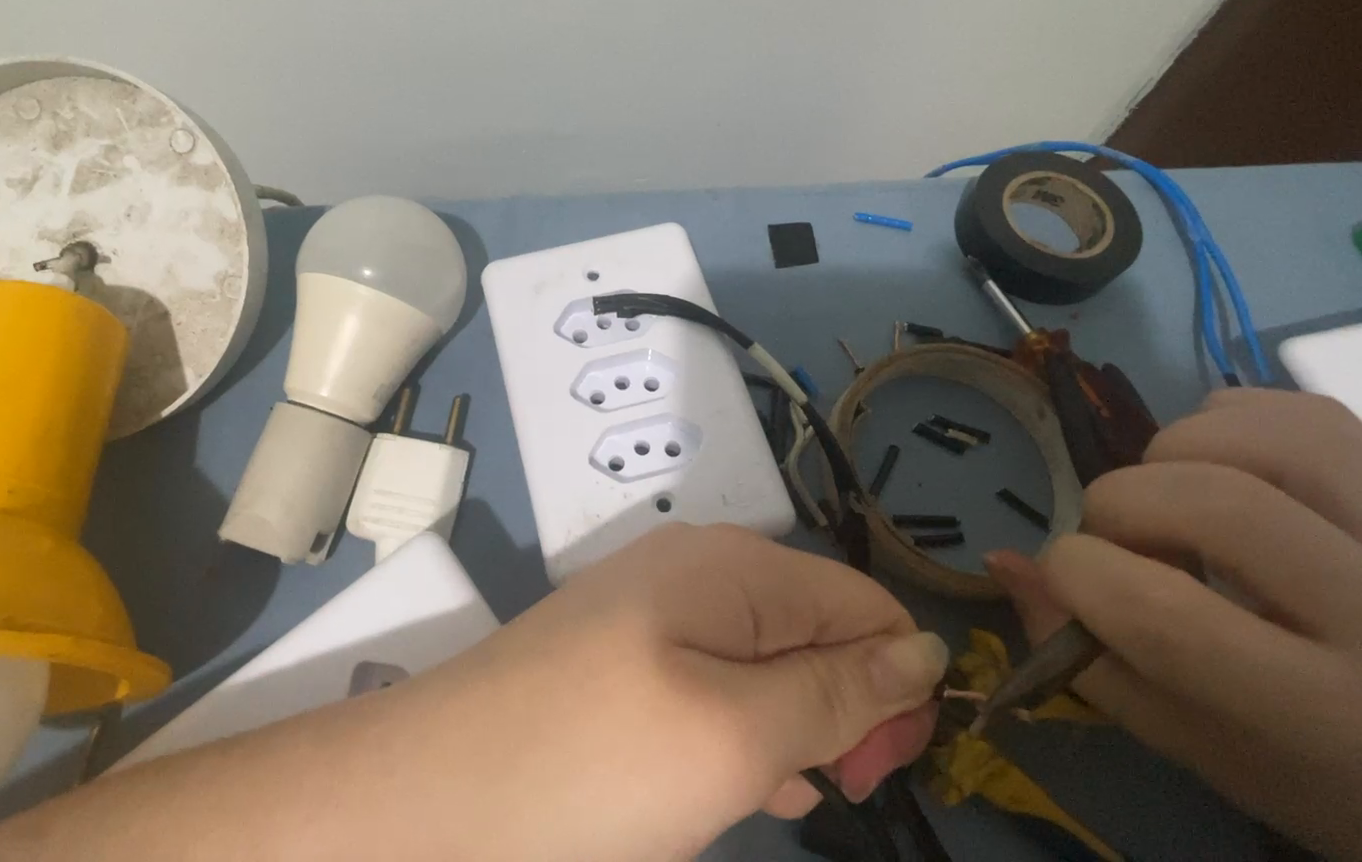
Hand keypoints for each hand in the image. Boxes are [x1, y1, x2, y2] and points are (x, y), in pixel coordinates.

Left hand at [396, 522, 947, 859]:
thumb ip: (836, 692)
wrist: (437, 788)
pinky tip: (729, 784)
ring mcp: (654, 609)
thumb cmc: (597, 759)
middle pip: (815, 630)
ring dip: (787, 730)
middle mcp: (698, 570)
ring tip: (761, 794)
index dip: (893, 684)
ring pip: (765, 663)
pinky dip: (737, 731)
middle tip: (813, 789)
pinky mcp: (624, 654)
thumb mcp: (736, 734)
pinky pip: (712, 681)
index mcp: (734, 566)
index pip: (862, 604)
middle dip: (838, 710)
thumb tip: (925, 651)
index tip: (876, 769)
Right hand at [986, 389, 1361, 861]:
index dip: (1072, 574)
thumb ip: (1090, 662)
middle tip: (1117, 544)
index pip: (1162, 611)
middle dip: (1116, 507)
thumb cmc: (1336, 787)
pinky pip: (1308, 414)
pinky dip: (1227, 420)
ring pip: (1262, 439)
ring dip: (1169, 454)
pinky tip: (1215, 466)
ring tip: (1168, 502)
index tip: (1063, 581)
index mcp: (1327, 713)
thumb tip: (1008, 562)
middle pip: (1212, 504)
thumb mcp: (1201, 751)